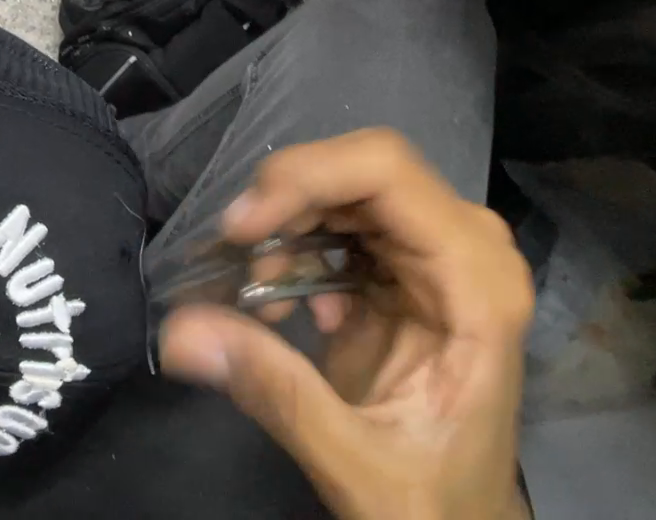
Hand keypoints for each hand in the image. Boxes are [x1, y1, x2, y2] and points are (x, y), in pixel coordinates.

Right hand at [159, 130, 533, 519]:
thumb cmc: (435, 504)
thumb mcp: (356, 460)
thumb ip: (273, 390)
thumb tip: (178, 332)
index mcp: (477, 284)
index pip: (388, 172)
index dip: (306, 177)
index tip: (242, 229)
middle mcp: (463, 248)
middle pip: (358, 169)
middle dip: (284, 202)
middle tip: (233, 255)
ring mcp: (433, 252)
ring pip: (340, 187)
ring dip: (282, 227)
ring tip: (257, 291)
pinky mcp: (401, 264)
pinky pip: (334, 218)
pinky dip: (291, 246)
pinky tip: (283, 303)